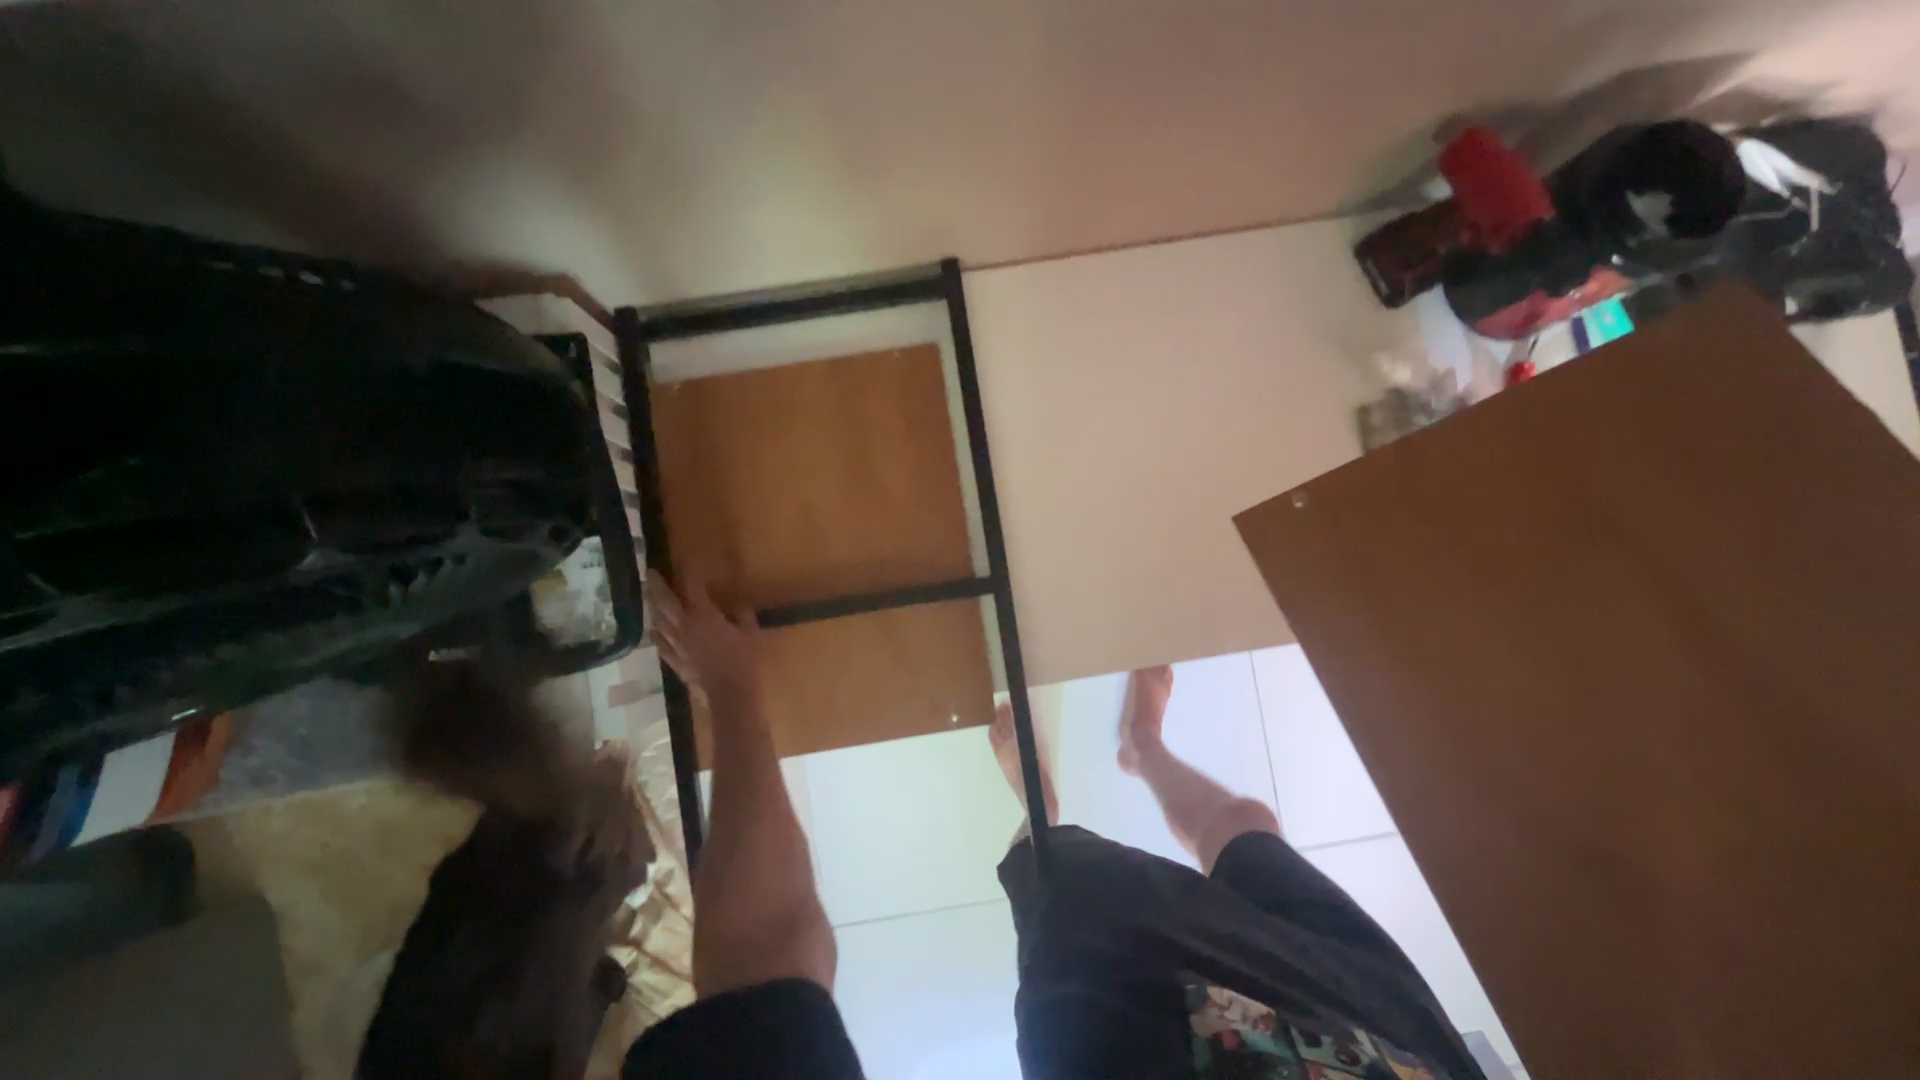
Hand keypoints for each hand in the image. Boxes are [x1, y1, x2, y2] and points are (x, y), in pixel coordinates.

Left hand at [647, 571, 761, 699]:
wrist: (732, 695)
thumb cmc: (746, 662)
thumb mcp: (752, 633)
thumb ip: (743, 616)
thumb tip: (738, 606)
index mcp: (705, 616)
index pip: (693, 588)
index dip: (688, 574)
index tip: (683, 562)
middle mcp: (685, 626)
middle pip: (666, 602)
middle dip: (657, 586)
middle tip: (649, 573)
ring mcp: (678, 646)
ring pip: (659, 623)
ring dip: (653, 609)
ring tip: (649, 599)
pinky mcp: (676, 663)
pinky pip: (661, 647)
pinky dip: (656, 637)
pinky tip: (653, 631)